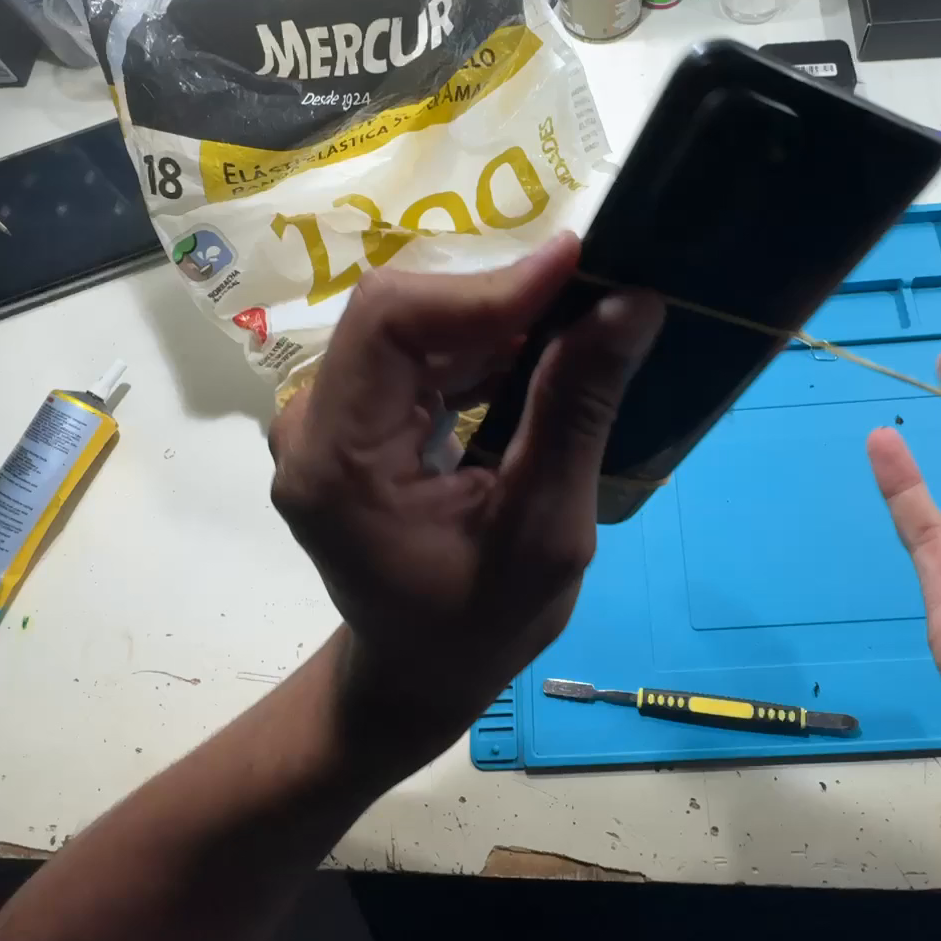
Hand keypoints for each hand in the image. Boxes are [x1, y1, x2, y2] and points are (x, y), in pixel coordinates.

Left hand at [269, 234, 662, 758]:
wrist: (418, 671)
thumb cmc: (480, 627)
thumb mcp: (544, 531)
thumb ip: (574, 414)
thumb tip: (628, 303)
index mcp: (337, 461)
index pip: (393, 322)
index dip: (488, 287)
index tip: (581, 269)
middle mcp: (311, 425)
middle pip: (401, 316)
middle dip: (502, 303)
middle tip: (595, 301)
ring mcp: (323, 420)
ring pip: (411, 327)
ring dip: (497, 323)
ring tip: (578, 328)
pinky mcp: (348, 421)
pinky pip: (413, 356)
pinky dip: (478, 350)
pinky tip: (535, 360)